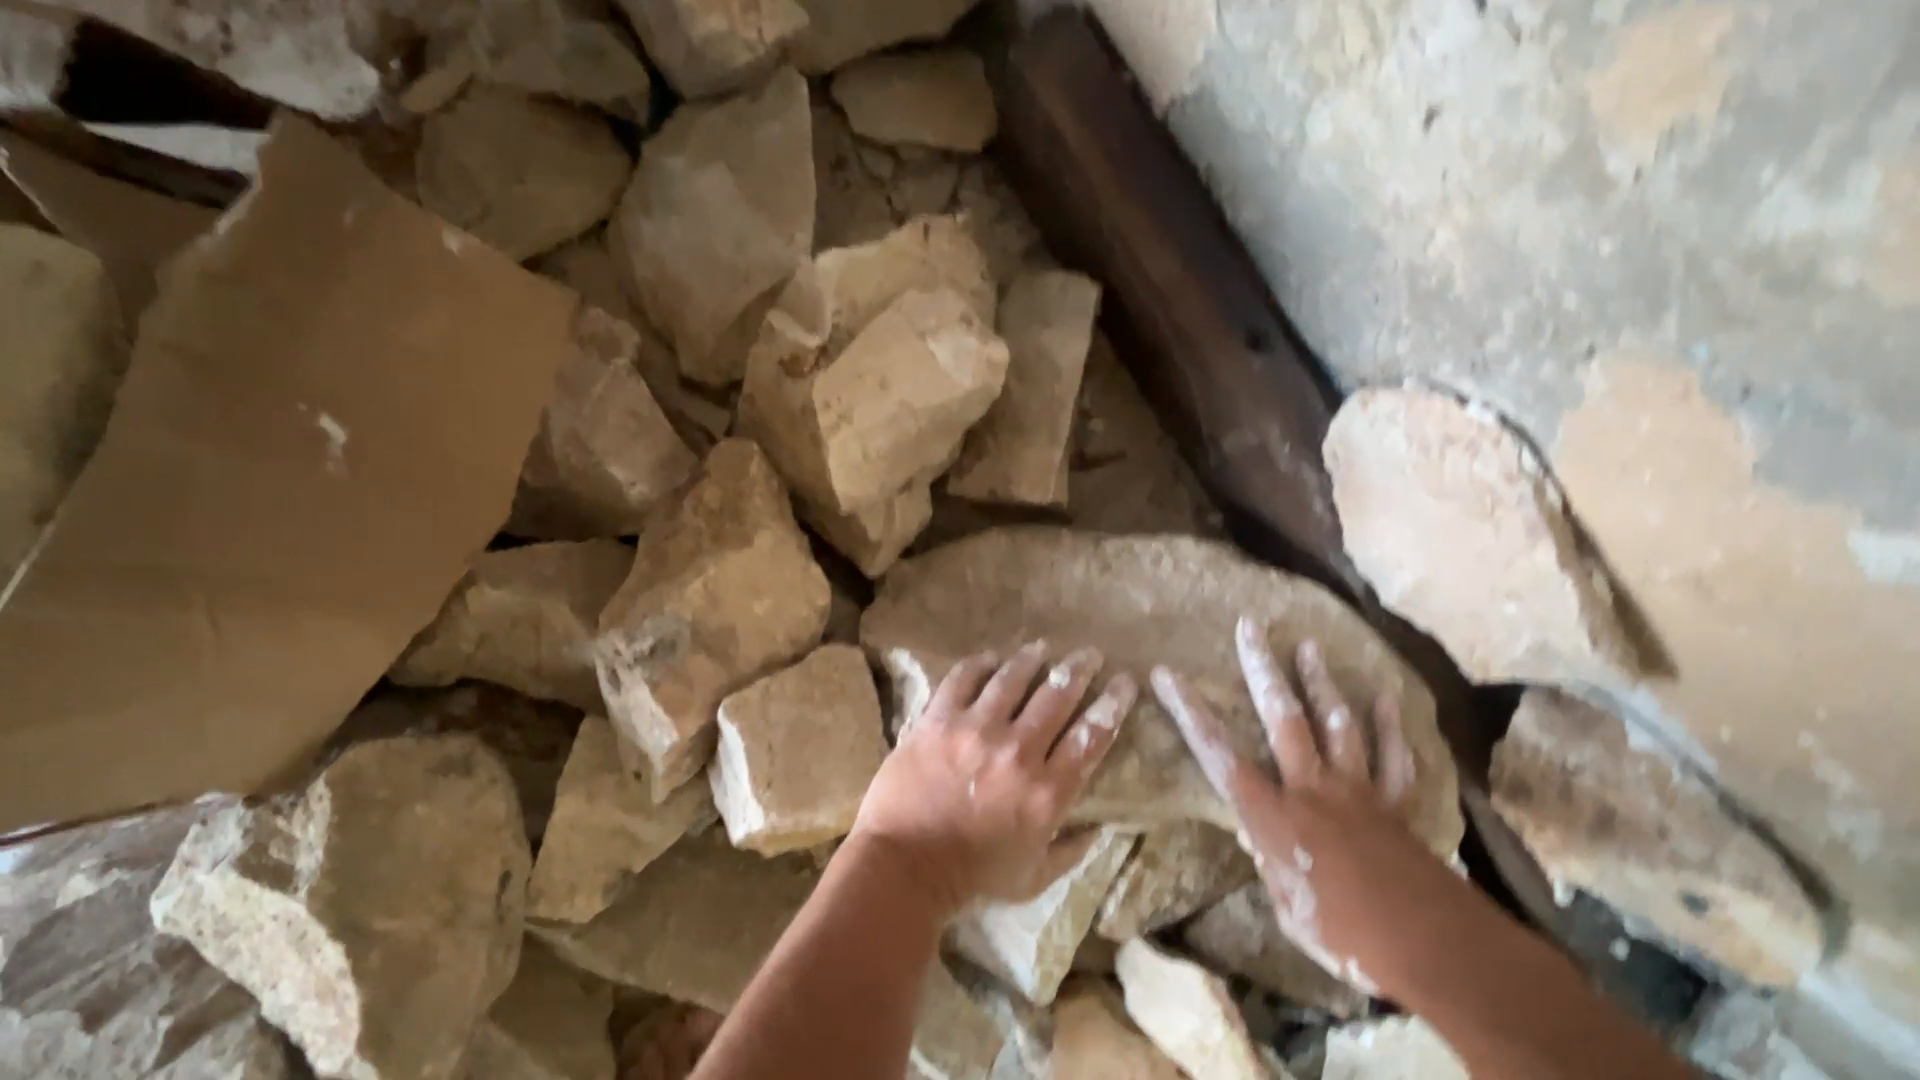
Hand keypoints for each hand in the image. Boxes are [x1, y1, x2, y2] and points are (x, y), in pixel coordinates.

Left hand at [850, 641, 1138, 916]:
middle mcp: (1018, 752)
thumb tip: (1100, 827)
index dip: (1113, 704)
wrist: (903, 870)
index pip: (1091, 736)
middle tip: (1089, 653)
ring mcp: (975, 732)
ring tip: (1041, 648)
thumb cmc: (971, 879)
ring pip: (1012, 679)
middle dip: (1079, 669)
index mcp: (1047, 792)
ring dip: (1032, 659)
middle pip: (1058, 696)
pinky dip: (980, 664)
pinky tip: (990, 659)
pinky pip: (962, 679)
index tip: (1124, 683)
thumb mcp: (1034, 878)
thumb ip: (1071, 851)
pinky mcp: (937, 721)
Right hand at [1152, 616, 1452, 996]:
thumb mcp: (1287, 909)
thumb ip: (1272, 864)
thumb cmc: (1344, 936)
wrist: (1427, 943)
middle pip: (1284, 719)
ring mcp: (1356, 791)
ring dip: (1321, 683)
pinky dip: (1388, 728)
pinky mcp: (1392, 804)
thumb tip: (1263, 841)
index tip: (1166, 675)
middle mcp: (1311, 790)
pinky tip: (1385, 699)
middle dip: (1263, 669)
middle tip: (1250, 627)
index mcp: (1274, 818)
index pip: (1219, 756)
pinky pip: (1391, 758)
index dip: (1189, 714)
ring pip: (1336, 725)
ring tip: (1310, 646)